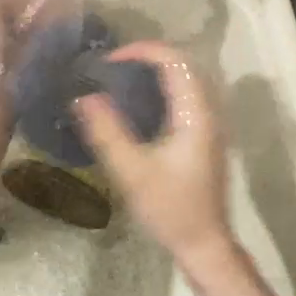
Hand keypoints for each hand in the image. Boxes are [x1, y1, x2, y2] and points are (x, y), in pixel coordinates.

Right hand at [74, 41, 233, 262]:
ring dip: (158, 70)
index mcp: (196, 114)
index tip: (109, 61)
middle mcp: (209, 112)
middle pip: (184, 64)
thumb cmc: (170, 209)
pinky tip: (140, 103)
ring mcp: (211, 124)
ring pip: (188, 79)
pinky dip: (165, 87)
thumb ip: (107, 132)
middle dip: (148, 57)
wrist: (204, 244)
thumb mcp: (132, 172)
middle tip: (114, 67)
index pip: (174, 62)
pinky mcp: (206, 136)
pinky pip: (188, 95)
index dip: (142, 51)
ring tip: (123, 78)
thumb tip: (83, 97)